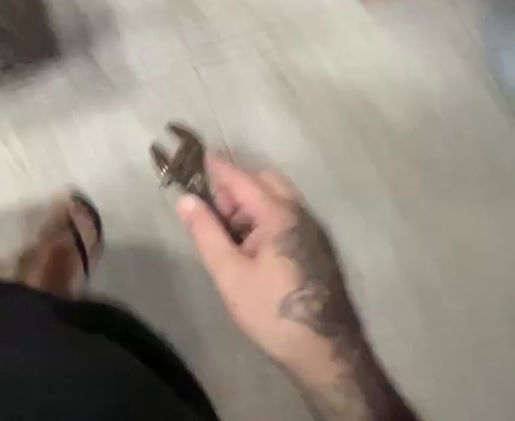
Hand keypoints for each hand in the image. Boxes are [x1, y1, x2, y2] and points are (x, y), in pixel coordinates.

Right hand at [175, 156, 362, 383]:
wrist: (329, 357)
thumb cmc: (273, 311)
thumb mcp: (229, 274)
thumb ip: (205, 232)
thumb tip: (185, 199)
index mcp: (278, 215)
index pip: (240, 177)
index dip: (215, 166)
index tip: (193, 157)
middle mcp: (301, 214)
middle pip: (265, 181)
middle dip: (236, 186)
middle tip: (214, 211)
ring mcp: (315, 232)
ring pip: (279, 198)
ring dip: (252, 202)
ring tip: (231, 234)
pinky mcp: (320, 249)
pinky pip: (289, 216)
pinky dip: (266, 217)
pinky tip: (254, 248)